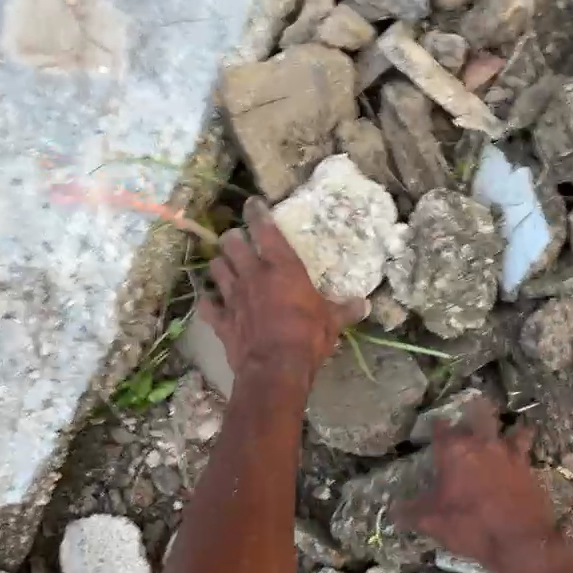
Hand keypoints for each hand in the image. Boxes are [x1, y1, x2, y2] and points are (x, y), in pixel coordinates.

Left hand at [199, 198, 361, 388]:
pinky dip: (208, 302)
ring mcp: (233, 297)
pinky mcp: (221, 320)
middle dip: (232, 238)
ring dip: (219, 265)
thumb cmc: (308, 338)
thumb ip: (345, 310)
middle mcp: (253, 274)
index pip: (264, 228)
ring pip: (216, 268)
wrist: (276, 368)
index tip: (252, 204)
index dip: (256, 212)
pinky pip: (207, 305)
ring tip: (224, 266)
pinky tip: (211, 303)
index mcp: (282, 267)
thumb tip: (365, 305)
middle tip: (236, 240)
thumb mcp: (332, 322)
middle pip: (231, 243)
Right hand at [394, 400, 559, 571]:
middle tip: (467, 415)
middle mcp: (479, 443)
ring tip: (496, 419)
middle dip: (471, 413)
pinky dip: (523, 436)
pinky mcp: (526, 464)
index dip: (437, 427)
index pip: (440, 428)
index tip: (435, 428)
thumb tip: (393, 511)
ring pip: (502, 424)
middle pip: (475, 416)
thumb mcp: (433, 523)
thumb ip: (411, 513)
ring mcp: (506, 451)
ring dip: (497, 422)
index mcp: (453, 452)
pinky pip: (525, 441)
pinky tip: (525, 433)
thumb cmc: (470, 526)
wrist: (519, 540)